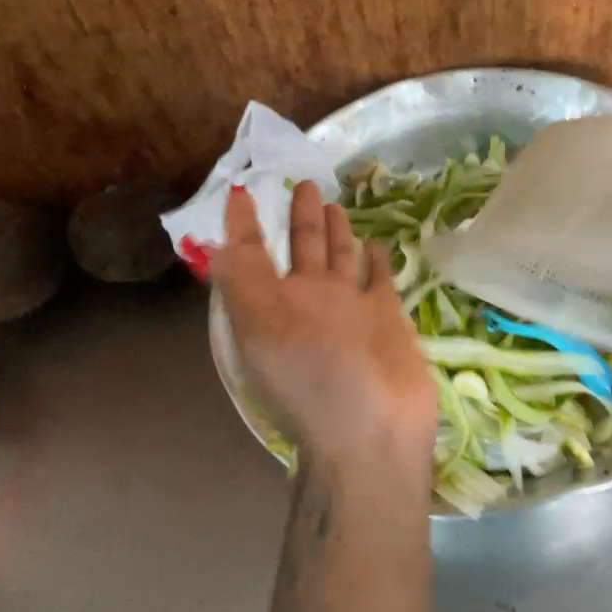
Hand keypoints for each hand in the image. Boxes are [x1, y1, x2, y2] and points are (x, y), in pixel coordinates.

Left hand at [211, 181, 437, 476]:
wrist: (373, 428)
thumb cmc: (313, 376)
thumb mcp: (259, 324)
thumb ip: (241, 276)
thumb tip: (224, 232)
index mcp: (272, 303)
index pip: (251, 254)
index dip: (244, 224)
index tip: (244, 191)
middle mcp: (309, 301)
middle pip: (302, 248)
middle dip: (300, 217)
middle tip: (304, 183)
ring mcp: (350, 309)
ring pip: (340, 259)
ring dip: (336, 233)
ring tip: (333, 204)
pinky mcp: (386, 317)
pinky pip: (378, 280)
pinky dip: (375, 262)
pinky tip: (375, 246)